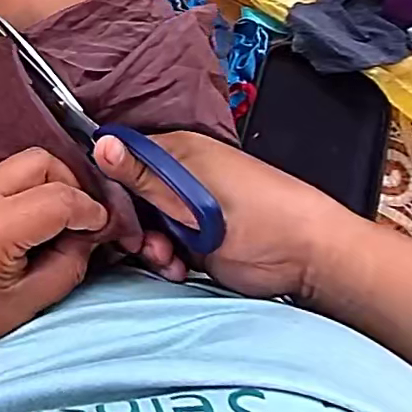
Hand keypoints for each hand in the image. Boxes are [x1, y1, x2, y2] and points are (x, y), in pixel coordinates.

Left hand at [0, 147, 107, 373]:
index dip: (92, 211)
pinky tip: (26, 220)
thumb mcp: (26, 303)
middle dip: (71, 184)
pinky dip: (24, 188)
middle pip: (42, 161)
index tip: (103, 228)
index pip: (60, 198)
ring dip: (48, 183)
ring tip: (54, 220)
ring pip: (22, 162)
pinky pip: (2, 174)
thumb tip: (88, 237)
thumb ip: (69, 265)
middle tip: (79, 219)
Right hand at [94, 131, 366, 300]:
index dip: (112, 185)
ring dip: (150, 245)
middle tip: (146, 241)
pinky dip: (166, 259)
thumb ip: (144, 174)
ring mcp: (189, 208)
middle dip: (132, 224)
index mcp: (180, 151)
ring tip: (170, 258)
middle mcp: (181, 176)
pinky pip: (164, 245)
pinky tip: (179, 267)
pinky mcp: (196, 237)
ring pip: (145, 226)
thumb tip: (102, 144)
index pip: (124, 157)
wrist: (308, 256)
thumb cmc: (262, 215)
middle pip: (131, 196)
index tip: (110, 211)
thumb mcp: (193, 197)